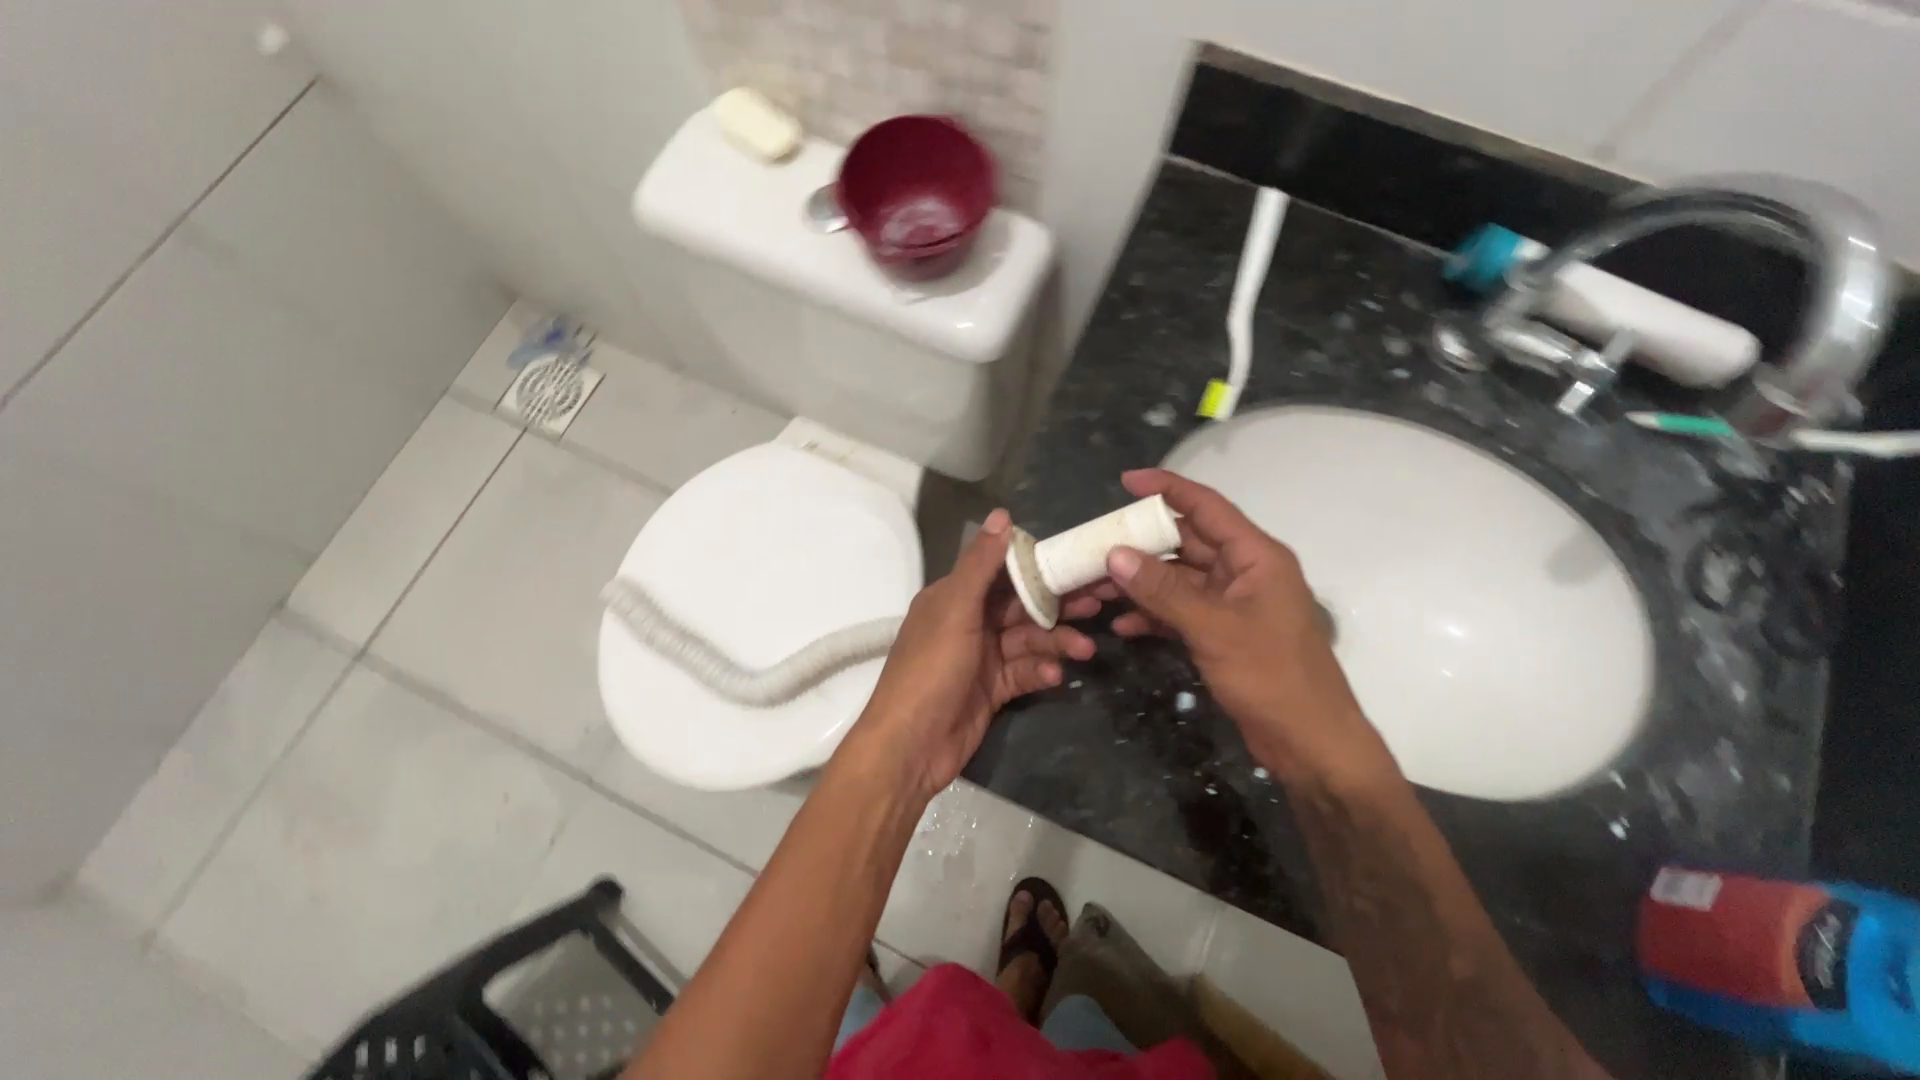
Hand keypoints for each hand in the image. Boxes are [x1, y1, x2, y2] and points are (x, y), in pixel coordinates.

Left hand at [844, 508, 1098, 799]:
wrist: (910, 747)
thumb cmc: (930, 670)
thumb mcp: (955, 610)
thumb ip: (981, 564)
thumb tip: (1002, 514)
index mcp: (953, 597)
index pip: (1001, 571)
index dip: (1038, 566)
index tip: (1077, 561)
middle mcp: (967, 622)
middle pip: (1021, 606)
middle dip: (1057, 605)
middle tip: (1098, 602)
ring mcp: (981, 658)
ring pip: (1027, 640)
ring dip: (1055, 642)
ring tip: (1084, 649)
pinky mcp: (992, 690)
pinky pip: (1024, 672)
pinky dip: (1040, 671)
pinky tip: (1054, 675)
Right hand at [1103, 469, 1393, 786]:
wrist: (1309, 741)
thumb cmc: (1271, 675)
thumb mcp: (1213, 628)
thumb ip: (1163, 590)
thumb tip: (1115, 554)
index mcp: (1255, 556)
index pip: (1206, 508)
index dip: (1167, 489)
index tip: (1125, 481)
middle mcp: (1245, 572)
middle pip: (1187, 543)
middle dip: (1142, 545)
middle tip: (1095, 546)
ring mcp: (1234, 605)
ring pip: (1179, 580)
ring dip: (1141, 583)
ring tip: (1096, 588)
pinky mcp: (1223, 634)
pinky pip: (1181, 612)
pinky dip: (1153, 615)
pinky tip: (1121, 624)